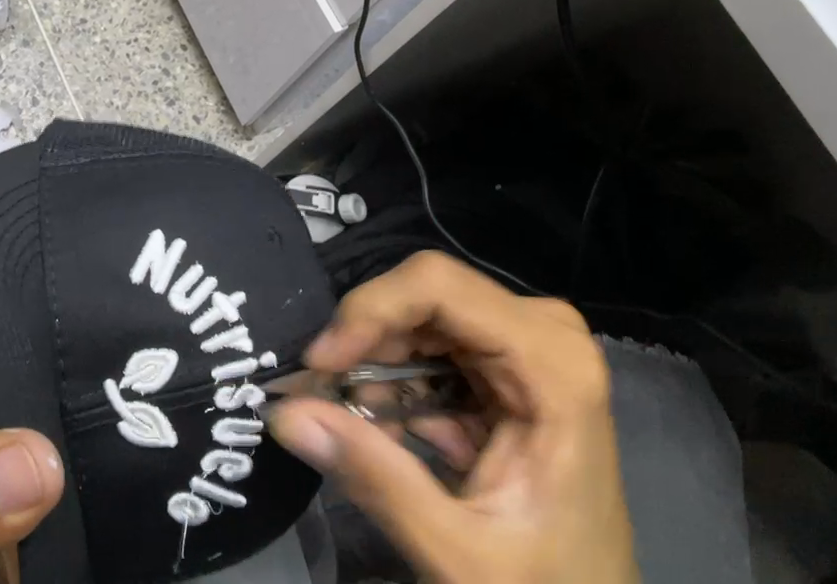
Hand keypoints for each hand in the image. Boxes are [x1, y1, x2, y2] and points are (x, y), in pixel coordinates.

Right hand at [267, 252, 636, 583]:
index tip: (320, 366)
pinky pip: (430, 349)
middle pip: (424, 298)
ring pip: (418, 320)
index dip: (369, 311)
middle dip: (363, 344)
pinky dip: (394, 386)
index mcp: (552, 366)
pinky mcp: (508, 367)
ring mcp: (527, 347)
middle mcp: (544, 335)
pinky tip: (385, 437)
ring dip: (373, 368)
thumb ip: (375, 477)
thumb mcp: (458, 551)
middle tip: (318, 399)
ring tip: (348, 426)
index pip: (439, 286)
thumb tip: (285, 415)